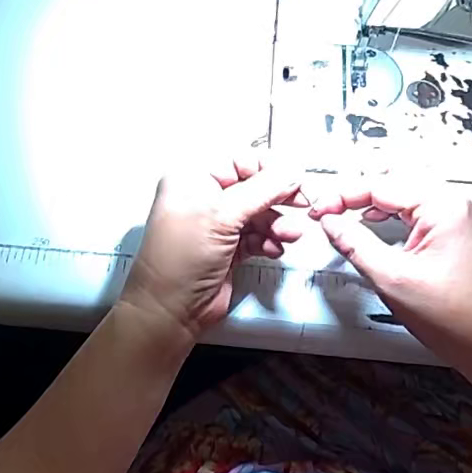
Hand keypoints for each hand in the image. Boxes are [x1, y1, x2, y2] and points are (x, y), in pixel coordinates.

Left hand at [119, 158, 305, 342]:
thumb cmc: (177, 262)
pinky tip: (273, 248)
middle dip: (278, 197)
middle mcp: (203, 198)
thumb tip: (289, 172)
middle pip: (253, 186)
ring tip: (288, 234)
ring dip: (277, 223)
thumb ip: (260, 191)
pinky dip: (269, 240)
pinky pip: (257, 235)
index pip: (239, 160)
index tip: (294, 179)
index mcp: (192, 179)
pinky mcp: (227, 248)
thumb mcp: (221, 217)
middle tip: (301, 203)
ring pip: (259, 213)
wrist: (170, 312)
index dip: (269, 168)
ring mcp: (216, 224)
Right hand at [305, 176, 471, 386]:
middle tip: (328, 210)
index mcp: (442, 207)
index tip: (319, 212)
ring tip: (342, 215)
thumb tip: (331, 223)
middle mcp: (451, 205)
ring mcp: (452, 218)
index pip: (380, 186)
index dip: (342, 197)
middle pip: (391, 180)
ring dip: (369, 200)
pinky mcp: (449, 233)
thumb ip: (355, 244)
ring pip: (400, 192)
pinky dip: (385, 213)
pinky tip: (370, 223)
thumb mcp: (392, 279)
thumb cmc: (459, 317)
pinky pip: (411, 209)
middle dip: (355, 192)